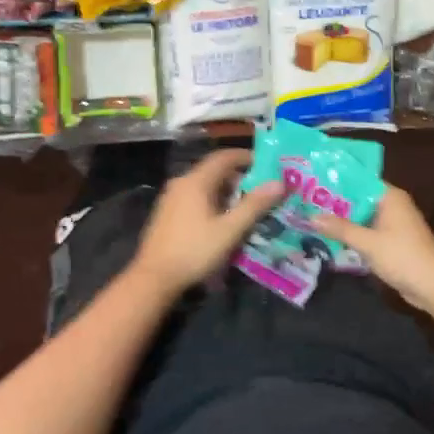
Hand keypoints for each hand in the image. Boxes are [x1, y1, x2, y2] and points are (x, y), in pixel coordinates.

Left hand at [127, 149, 284, 294]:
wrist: (154, 277)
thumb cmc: (194, 251)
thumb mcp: (229, 230)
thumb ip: (254, 205)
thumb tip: (278, 183)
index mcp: (196, 181)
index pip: (224, 157)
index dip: (247, 157)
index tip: (268, 166)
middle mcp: (181, 183)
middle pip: (214, 171)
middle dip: (240, 178)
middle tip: (261, 192)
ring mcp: (171, 198)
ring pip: (204, 186)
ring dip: (226, 192)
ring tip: (246, 208)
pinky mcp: (167, 213)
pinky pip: (195, 198)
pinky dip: (213, 202)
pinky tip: (222, 221)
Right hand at [312, 187, 433, 313]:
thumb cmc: (404, 258)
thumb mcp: (368, 243)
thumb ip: (340, 229)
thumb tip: (310, 216)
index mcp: (390, 197)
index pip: (358, 180)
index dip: (335, 181)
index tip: (310, 181)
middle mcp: (392, 205)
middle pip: (358, 198)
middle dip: (333, 202)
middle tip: (303, 201)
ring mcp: (393, 224)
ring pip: (361, 216)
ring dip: (341, 220)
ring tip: (309, 217)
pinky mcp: (392, 241)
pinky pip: (366, 231)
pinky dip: (351, 234)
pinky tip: (329, 237)